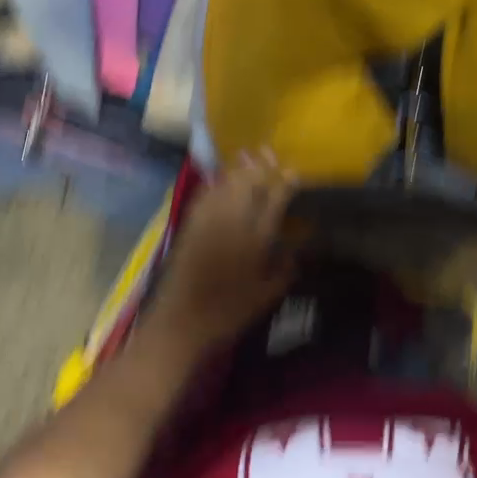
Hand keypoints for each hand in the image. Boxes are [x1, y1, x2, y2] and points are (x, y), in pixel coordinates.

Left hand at [144, 152, 298, 352]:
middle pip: (249, 184)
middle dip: (261, 166)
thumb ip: (284, 270)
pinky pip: (206, 195)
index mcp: (256, 239)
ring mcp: (208, 222)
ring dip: (239, 169)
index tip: (293, 170)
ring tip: (248, 156)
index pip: (275, 201)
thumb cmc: (228, 313)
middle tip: (270, 153)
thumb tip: (297, 251)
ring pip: (226, 185)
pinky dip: (217, 182)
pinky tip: (221, 179)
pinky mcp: (189, 226)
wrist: (180, 324)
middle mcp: (233, 223)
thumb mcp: (267, 296)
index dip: (285, 183)